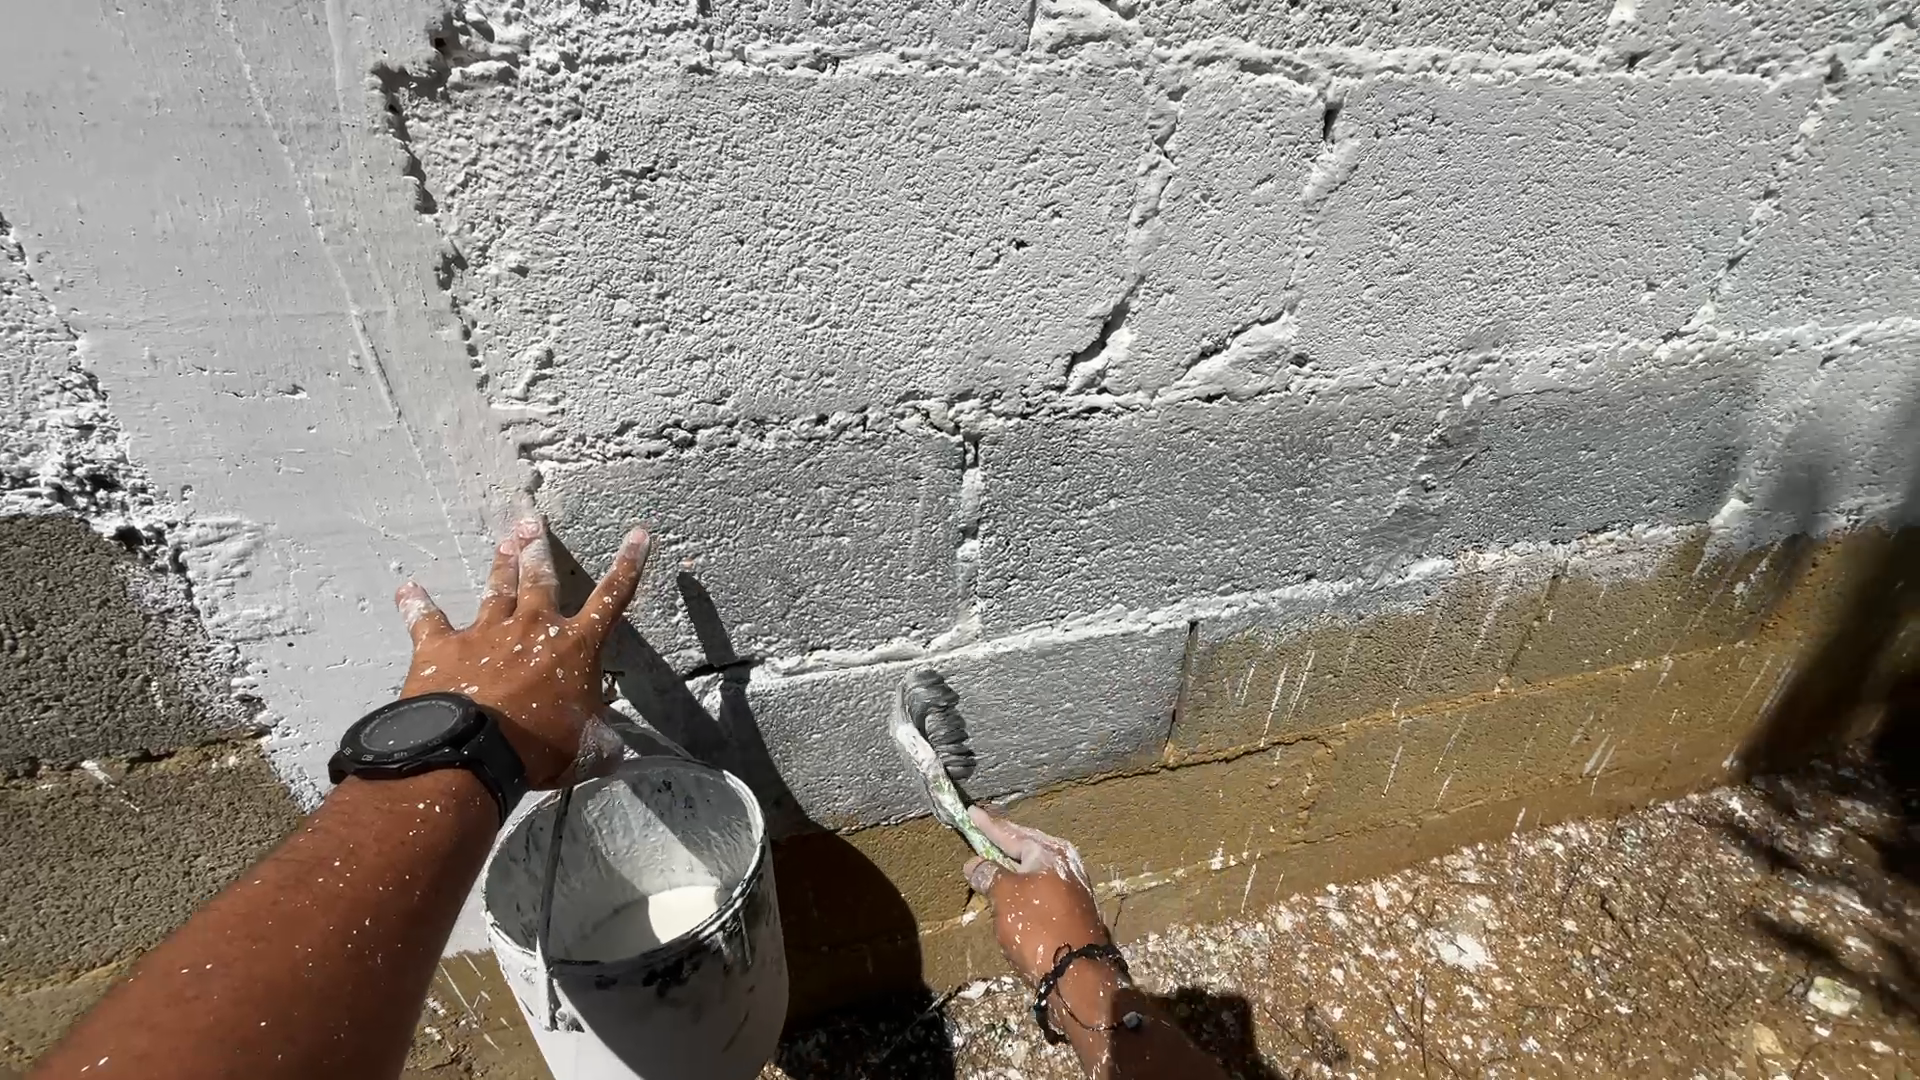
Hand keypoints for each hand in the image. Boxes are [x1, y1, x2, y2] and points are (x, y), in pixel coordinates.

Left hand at [393, 517, 649, 787]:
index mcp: (576, 646)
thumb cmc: (539, 747)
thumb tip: (618, 751)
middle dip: (540, 546)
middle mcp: (535, 628)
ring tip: (506, 536)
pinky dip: (417, 604)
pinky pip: (427, 620)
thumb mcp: (588, 748)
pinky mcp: (442, 648)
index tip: (638, 534)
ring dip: (502, 562)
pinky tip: (407, 587)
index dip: (629, 564)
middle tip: (534, 518)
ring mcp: (487, 633)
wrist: (469, 752)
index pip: (613, 597)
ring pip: (498, 588)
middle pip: (541, 578)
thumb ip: (604, 741)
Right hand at [963, 806, 1109, 984]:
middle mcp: (1064, 862)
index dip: (988, 825)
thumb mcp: (1005, 897)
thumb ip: (989, 875)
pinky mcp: (1071, 910)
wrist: (1079, 976)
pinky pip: (1039, 885)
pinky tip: (1011, 887)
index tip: (972, 812)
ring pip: (1033, 867)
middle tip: (982, 827)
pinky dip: (1022, 883)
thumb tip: (974, 864)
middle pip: (1025, 846)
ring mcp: (1071, 886)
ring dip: (1012, 863)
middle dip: (1003, 839)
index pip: (1011, 833)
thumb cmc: (1039, 927)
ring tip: (994, 855)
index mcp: (1050, 852)